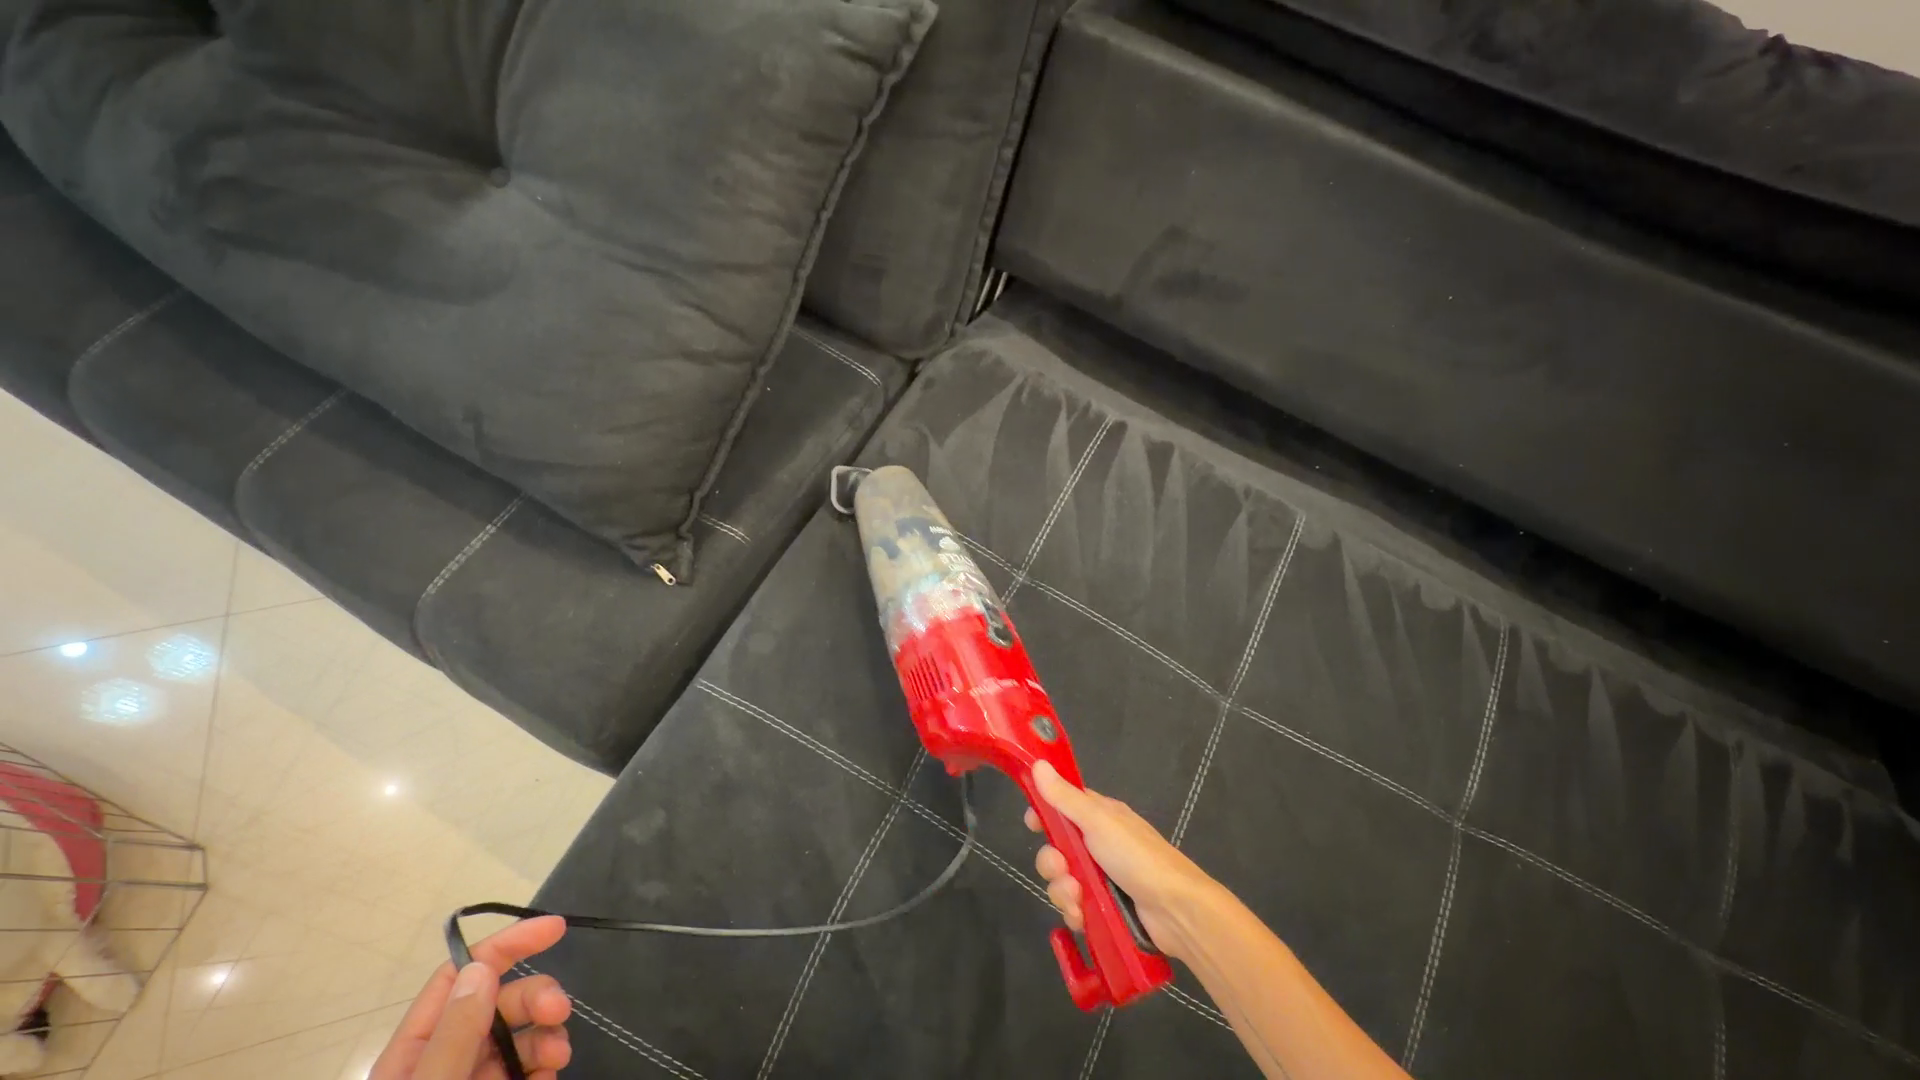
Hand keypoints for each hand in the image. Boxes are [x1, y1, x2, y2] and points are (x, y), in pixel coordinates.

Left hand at [371, 916, 572, 1079]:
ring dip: (547, 1037)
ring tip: (558, 1057)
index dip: (507, 944)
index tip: (555, 928)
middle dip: (537, 998)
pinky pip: (528, 1071)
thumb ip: (456, 1034)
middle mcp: (446, 1058)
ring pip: (521, 1037)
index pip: (461, 974)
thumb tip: (482, 966)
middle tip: (559, 1011)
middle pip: (500, 1004)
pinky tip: (547, 1079)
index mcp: (415, 1049)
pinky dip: (544, 1070)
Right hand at [1026, 761, 1213, 961]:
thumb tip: (1038, 763)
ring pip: (1062, 880)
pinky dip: (1075, 913)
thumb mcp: (1099, 821)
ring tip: (1078, 900)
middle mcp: (1098, 844)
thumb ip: (1065, 797)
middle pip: (1056, 848)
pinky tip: (1082, 917)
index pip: (1063, 806)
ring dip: (1063, 892)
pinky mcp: (1104, 907)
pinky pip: (1074, 907)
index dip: (1045, 814)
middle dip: (1052, 863)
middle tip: (1063, 869)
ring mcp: (1101, 877)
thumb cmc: (1138, 857)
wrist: (1175, 909)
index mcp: (1100, 816)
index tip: (1031, 824)